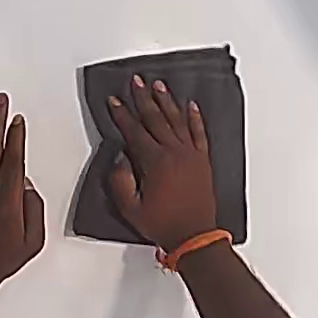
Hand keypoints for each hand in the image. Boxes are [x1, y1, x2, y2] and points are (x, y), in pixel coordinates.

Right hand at [105, 75, 217, 251]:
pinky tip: (190, 105)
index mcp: (155, 162)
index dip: (123, 114)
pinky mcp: (202, 160)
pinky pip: (199, 133)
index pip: (134, 131)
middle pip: (156, 119)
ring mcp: (191, 155)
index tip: (114, 101)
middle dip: (143, 99)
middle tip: (136, 82)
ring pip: (177, 120)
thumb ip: (120, 180)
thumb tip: (121, 157)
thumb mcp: (129, 206)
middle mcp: (175, 153)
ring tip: (158, 86)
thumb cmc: (162, 223)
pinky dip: (195, 118)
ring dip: (166, 101)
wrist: (194, 236)